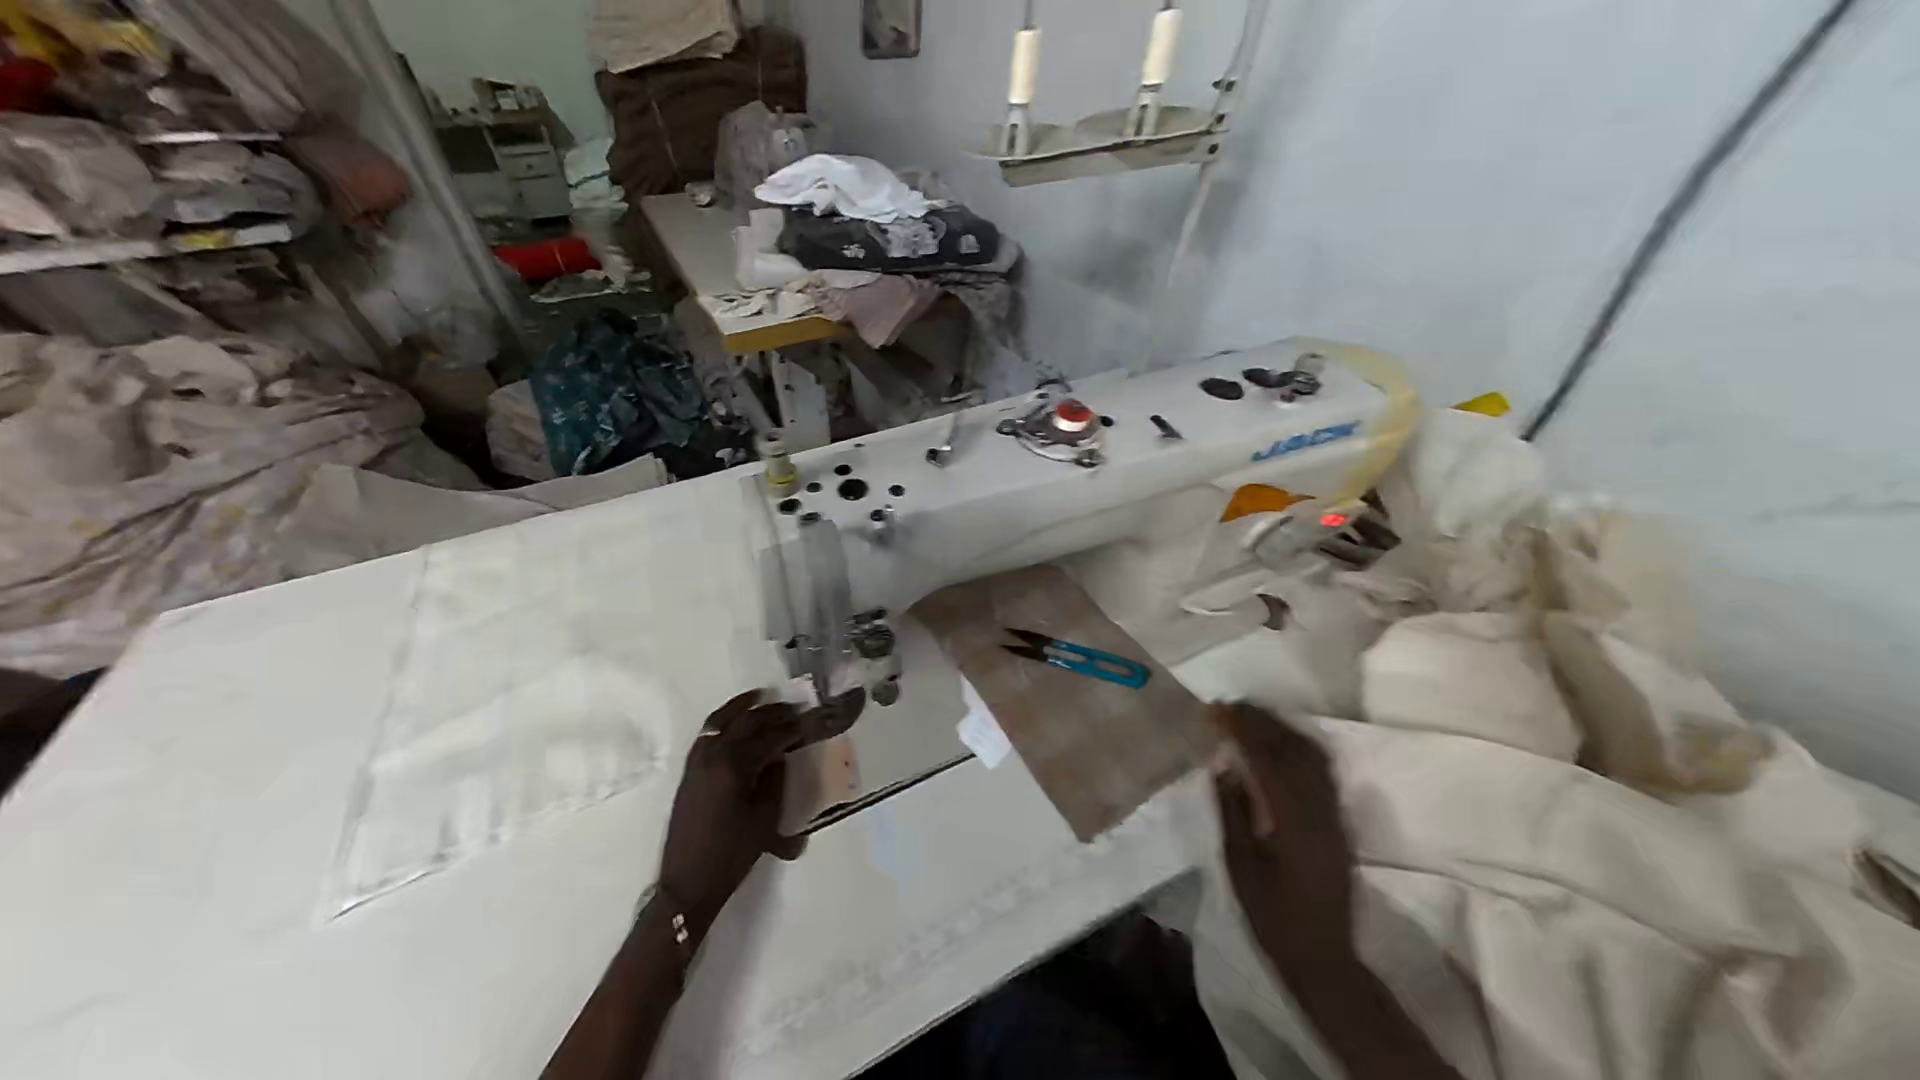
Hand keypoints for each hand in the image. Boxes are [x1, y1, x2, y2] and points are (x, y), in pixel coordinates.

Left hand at [657, 690, 806, 938]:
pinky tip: (736, 720)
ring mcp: (697, 761)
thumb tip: (780, 755)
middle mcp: (713, 755)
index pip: (769, 737)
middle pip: (745, 722)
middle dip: (771, 713)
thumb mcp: (765, 819)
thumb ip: (775, 780)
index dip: (791, 729)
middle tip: (793, 709)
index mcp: (734, 766)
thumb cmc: (731, 854)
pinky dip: (723, 720)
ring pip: (721, 721)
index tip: (809, 722)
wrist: (687, 884)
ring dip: (744, 708)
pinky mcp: (689, 771)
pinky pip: (708, 733)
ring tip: (763, 697)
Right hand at [1211, 703, 1357, 975]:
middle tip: (1229, 706)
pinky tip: (1279, 743)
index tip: (1215, 711)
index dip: (1241, 728)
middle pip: (1293, 748)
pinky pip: (1322, 769)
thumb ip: (1232, 809)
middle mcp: (1320, 809)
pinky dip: (1298, 745)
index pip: (1267, 757)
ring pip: (1312, 754)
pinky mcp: (1340, 821)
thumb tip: (1222, 764)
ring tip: (1250, 717)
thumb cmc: (1271, 914)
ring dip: (1281, 729)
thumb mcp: (1238, 863)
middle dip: (1261, 720)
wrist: (1323, 955)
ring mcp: (1335, 814)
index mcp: (1291, 820)